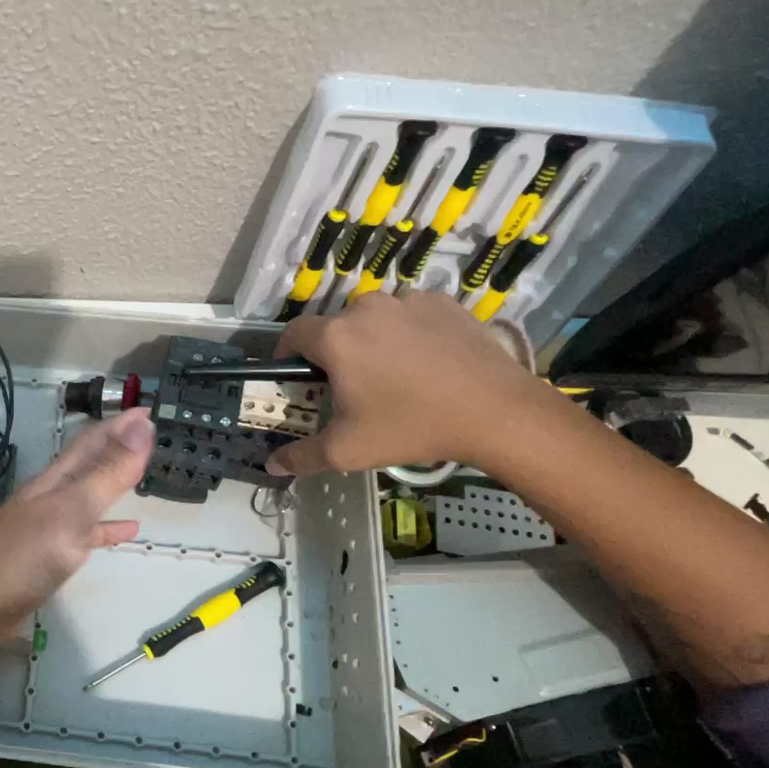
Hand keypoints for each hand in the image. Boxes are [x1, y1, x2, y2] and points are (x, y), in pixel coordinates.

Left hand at [0, 407, 152, 621]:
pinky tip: (128, 532)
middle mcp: (49, 497)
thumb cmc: (22, 558)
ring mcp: (46, 527)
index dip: (120, 425)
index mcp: (54, 480)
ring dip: (113, 484)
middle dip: (117, 447)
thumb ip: (108, 473)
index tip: (150, 410)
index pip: (91, 440)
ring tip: (144, 476)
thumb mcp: (72, 511)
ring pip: (87, 497)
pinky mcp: (46, 557)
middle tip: (150, 436)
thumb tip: (142, 424)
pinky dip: (107, 529)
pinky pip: (84, 534)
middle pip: (88, 464)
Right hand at [265, 290, 546, 476]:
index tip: (295, 376)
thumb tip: (272, 466)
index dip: (287, 354)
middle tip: (350, 387)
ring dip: (371, 341)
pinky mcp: (443, 303)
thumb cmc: (411, 427)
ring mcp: (408, 301)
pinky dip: (407, 334)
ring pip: (374, 319)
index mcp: (336, 337)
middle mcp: (366, 308)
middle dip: (334, 353)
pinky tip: (425, 364)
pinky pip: (410, 315)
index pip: (293, 334)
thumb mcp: (348, 450)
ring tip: (391, 375)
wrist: (496, 412)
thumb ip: (302, 456)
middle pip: (335, 327)